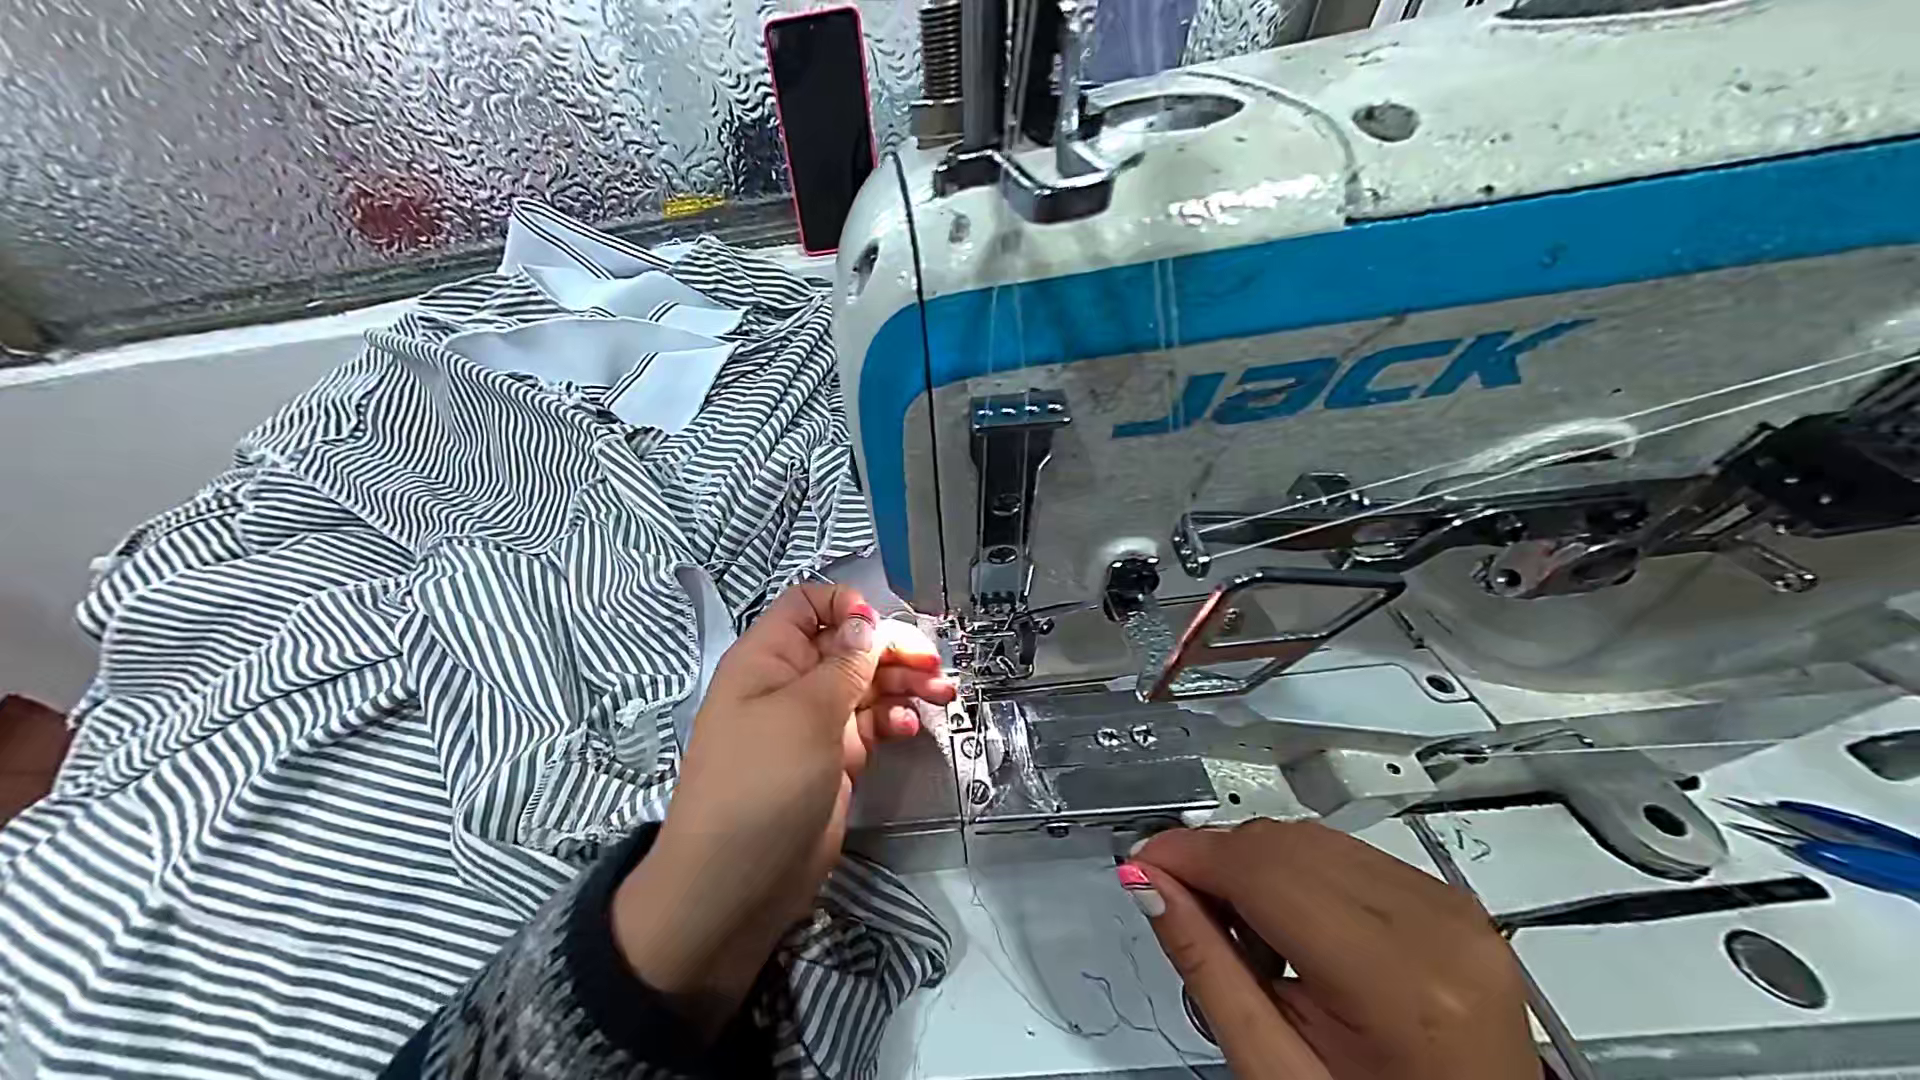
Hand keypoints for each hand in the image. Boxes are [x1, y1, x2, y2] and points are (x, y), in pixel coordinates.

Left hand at [611, 583, 954, 1033]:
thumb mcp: (806, 712)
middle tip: (933, 667)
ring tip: (943, 694)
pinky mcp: (834, 757)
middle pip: (848, 646)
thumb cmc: (763, 782)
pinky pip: (869, 724)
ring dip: (903, 684)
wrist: (736, 885)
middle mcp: (791, 683)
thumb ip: (844, 663)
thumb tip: (865, 620)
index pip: (807, 605)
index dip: (845, 606)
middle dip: (891, 650)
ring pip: (865, 685)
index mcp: (769, 658)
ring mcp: (813, 722)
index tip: (880, 628)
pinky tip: (910, 728)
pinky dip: (891, 720)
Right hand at [1124, 821, 1537, 1079]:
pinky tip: (1283, 923)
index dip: (1190, 855)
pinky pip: (1341, 852)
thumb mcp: (1273, 1069)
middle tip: (1177, 900)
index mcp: (1400, 983)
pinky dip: (1291, 871)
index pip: (1264, 871)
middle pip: (1284, 844)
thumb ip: (1205, 966)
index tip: (1143, 863)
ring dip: (1250, 863)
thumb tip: (1149, 883)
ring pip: (1307, 839)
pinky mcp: (1447, 901)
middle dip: (1214, 859)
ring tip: (1235, 927)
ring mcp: (1450, 908)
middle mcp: (1437, 927)